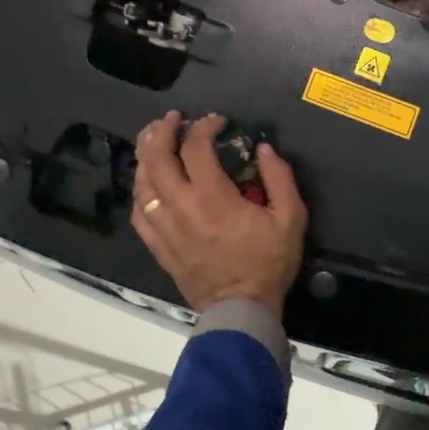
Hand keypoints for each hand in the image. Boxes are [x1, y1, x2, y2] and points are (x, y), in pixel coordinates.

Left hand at [130, 112, 308, 318]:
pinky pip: (138, 211)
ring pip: (142, 182)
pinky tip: (147, 181)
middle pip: (157, 158)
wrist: (240, 311)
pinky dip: (140, 190)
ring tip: (154, 140)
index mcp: (211, 196)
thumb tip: (264, 149)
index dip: (204, 126)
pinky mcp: (157, 245)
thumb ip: (279, 177)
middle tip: (173, 118)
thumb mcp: (290, 217)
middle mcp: (180, 206)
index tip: (217, 121)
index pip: (195, 147)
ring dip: (146, 155)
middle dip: (163, 131)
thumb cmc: (267, 263)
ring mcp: (164, 227)